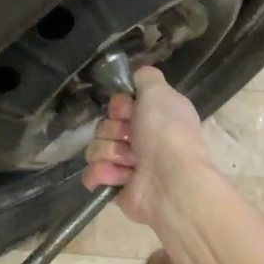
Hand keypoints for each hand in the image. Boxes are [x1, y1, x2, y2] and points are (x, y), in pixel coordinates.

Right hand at [81, 65, 212, 227]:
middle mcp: (142, 139)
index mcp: (154, 116)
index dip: (119, 106)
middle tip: (131, 139)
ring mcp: (128, 165)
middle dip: (113, 130)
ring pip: (96, 148)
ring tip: (130, 163)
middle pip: (104, 125)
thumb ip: (146, 78)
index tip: (127, 110)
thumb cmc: (166, 133)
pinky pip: (93, 174)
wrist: (171, 181)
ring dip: (110, 153)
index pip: (119, 104)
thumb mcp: (159, 92)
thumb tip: (136, 77)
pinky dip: (102, 174)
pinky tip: (119, 178)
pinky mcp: (116, 187)